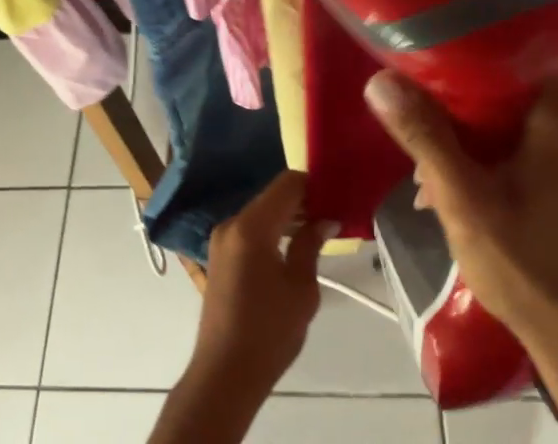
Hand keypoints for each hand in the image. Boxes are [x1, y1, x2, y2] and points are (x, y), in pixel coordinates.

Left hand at [189, 171, 333, 390]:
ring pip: (261, 212)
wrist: (225, 373)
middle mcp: (231, 224)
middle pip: (272, 196)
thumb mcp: (301, 288)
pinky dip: (272, 230)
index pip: (287, 184)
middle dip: (303, 200)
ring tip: (319, 230)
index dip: (315, 184)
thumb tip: (324, 220)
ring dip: (288, 216)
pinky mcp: (219, 256)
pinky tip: (293, 245)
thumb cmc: (269, 331)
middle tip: (334, 213)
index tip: (338, 195)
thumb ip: (310, 245)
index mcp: (251, 227)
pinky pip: (250, 229)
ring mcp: (221, 239)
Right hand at [364, 71, 557, 334]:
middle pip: (511, 95)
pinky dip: (512, 161)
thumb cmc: (531, 268)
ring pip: (525, 124)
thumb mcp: (465, 201)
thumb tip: (380, 79)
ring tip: (441, 184)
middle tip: (425, 160)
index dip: (451, 77)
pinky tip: (480, 194)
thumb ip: (425, 136)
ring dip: (483, 147)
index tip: (416, 98)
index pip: (500, 62)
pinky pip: (547, 147)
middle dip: (462, 124)